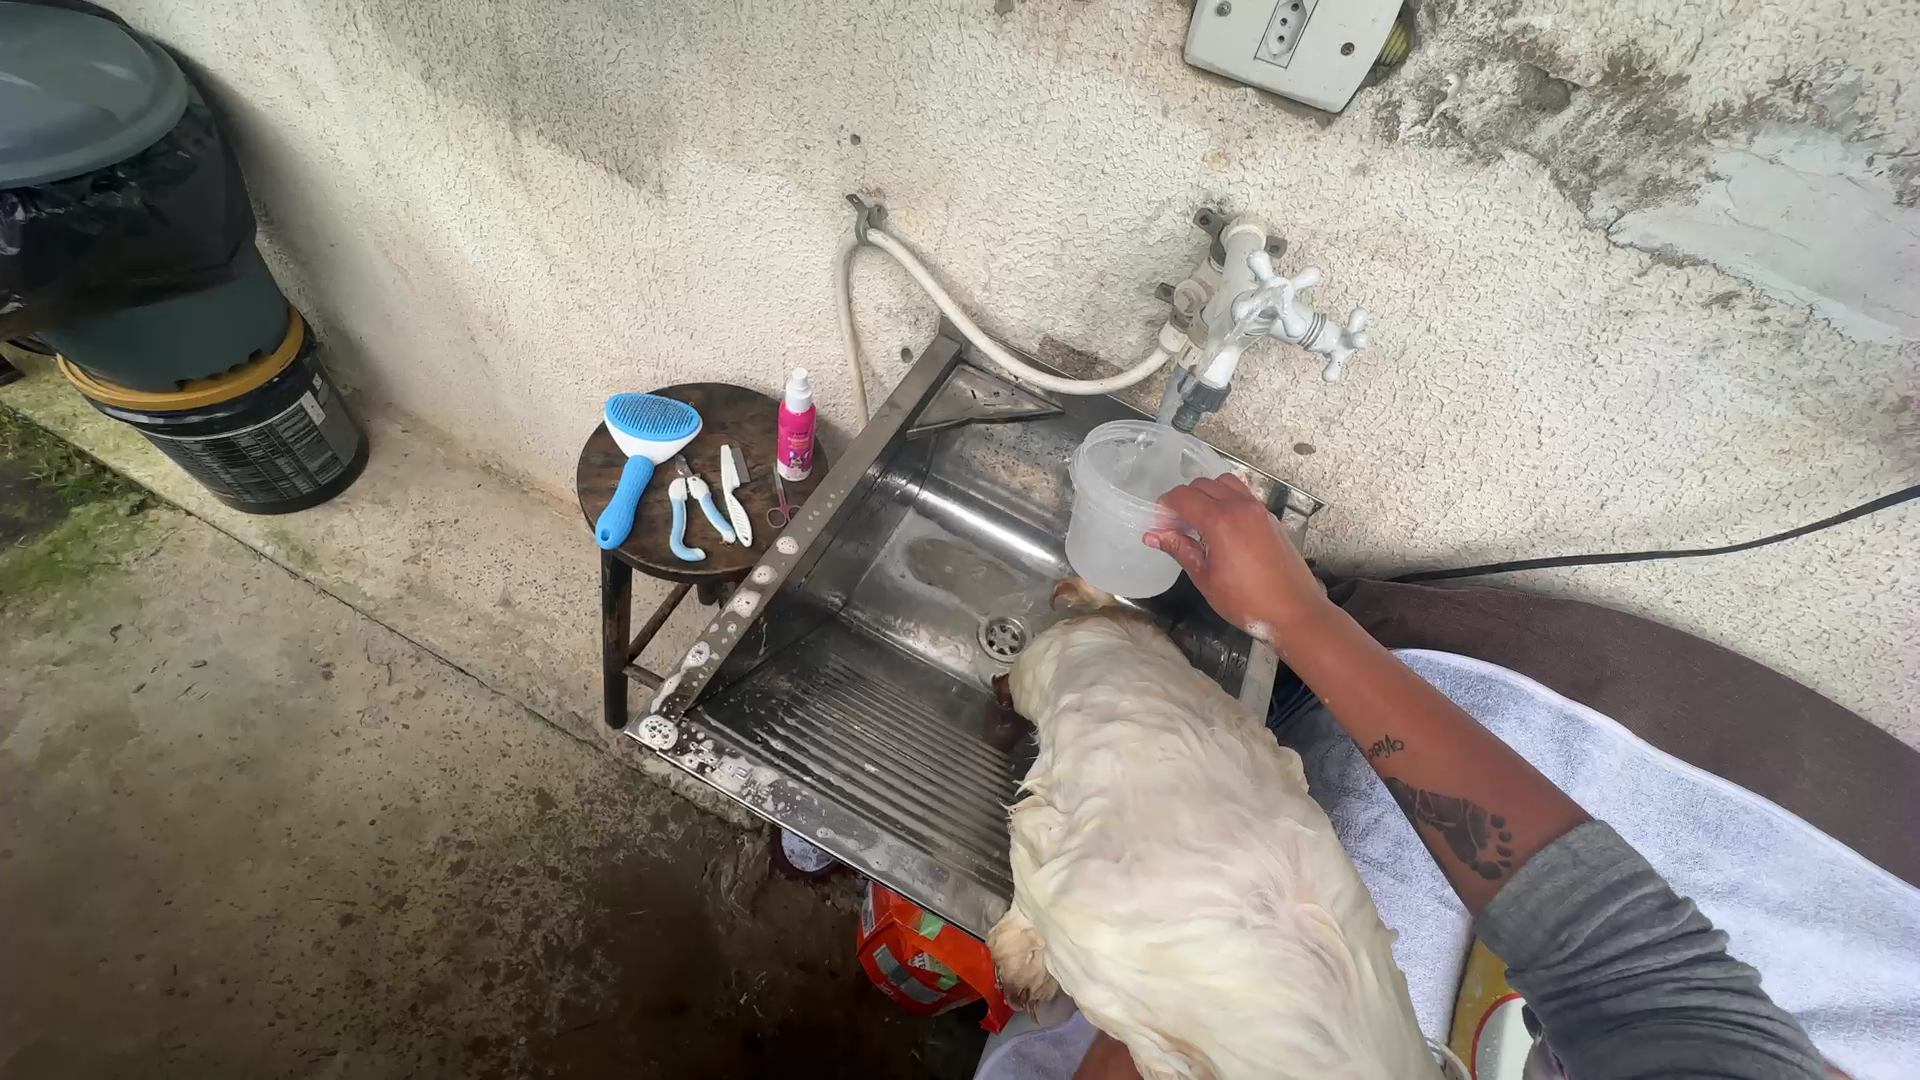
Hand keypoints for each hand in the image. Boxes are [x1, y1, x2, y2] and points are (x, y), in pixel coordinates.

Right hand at [1146, 473, 1327, 636]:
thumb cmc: (1247, 602)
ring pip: (1224, 483)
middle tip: (1177, 526)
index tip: (1161, 525)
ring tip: (1200, 522)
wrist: (1295, 611)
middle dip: (1184, 500)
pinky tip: (1222, 527)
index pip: (1183, 496)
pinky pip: (1243, 494)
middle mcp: (1240, 507)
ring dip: (1206, 495)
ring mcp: (1259, 509)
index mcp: (1221, 522)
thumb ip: (1180, 549)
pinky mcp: (1270, 517)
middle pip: (1202, 484)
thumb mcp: (1205, 578)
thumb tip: (1154, 536)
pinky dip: (1226, 499)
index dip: (1165, 507)